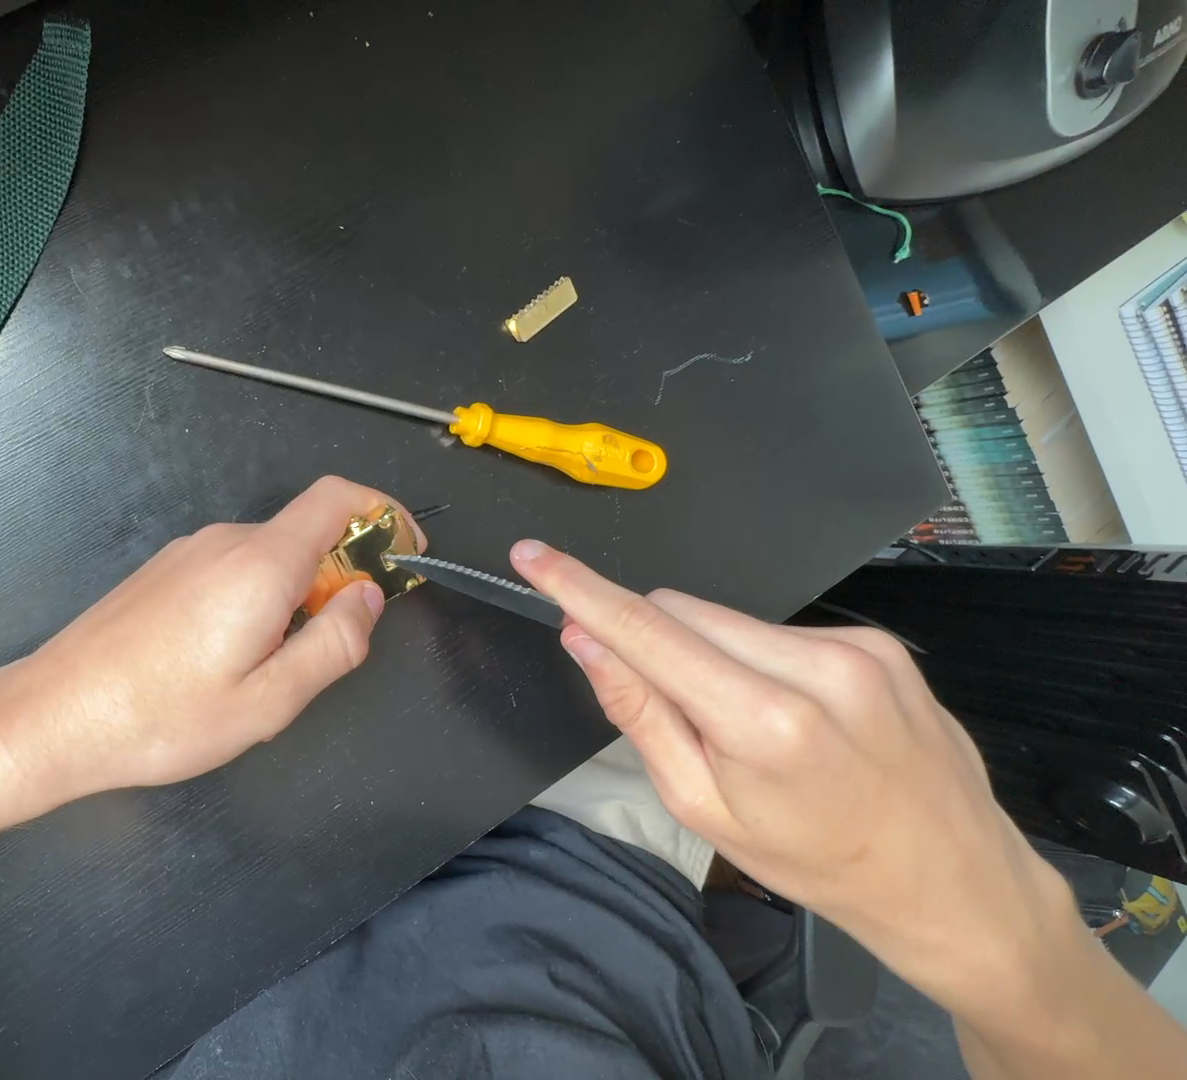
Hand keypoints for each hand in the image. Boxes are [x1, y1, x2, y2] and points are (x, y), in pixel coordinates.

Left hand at [0, 476, 421, 803]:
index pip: (337, 498)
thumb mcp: (268, 701)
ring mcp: (186, 552)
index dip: (384, 512)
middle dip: (338, 577)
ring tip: (267, 668)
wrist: (53, 715)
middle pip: (304, 533)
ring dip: (293, 595)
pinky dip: (255, 597)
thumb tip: (368, 597)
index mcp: (260, 563)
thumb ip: (334, 644)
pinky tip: (224, 658)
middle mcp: (222, 541)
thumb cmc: (163, 717)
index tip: (405, 550)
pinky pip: (229, 569)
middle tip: (329, 647)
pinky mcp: (161, 571)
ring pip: (266, 556)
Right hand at [508, 540, 1073, 1010]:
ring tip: (741, 720)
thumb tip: (584, 639)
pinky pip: (771, 627)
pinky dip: (751, 656)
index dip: (577, 588)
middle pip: (678, 611)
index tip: (531, 555)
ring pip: (722, 616)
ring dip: (701, 650)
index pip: (644, 630)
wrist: (954, 884)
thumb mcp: (700, 805)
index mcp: (764, 721)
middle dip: (649, 639)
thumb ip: (637, 712)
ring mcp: (857, 647)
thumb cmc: (813, 859)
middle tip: (674, 709)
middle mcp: (817, 667)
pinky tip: (786, 709)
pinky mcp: (878, 642)